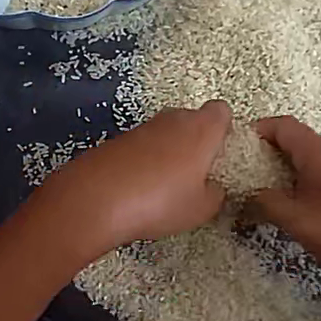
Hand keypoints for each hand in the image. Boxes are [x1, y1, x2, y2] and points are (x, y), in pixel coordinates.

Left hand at [31, 101, 231, 256]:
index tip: (220, 155)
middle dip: (196, 141)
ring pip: (166, 132)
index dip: (224, 129)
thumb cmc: (160, 201)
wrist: (96, 198)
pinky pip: (142, 145)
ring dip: (169, 151)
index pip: (222, 111)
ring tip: (165, 186)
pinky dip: (144, 160)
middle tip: (196, 174)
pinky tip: (139, 187)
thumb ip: (216, 193)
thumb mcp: (202, 209)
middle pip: (192, 119)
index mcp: (201, 129)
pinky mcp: (117, 139)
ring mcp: (142, 127)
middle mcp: (173, 119)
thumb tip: (212, 187)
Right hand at [249, 115, 320, 298]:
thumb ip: (268, 204)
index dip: (255, 131)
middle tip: (236, 178)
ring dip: (279, 175)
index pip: (282, 125)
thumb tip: (245, 195)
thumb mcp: (301, 222)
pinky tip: (290, 212)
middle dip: (262, 156)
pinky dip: (298, 188)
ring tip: (256, 197)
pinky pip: (318, 180)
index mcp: (320, 154)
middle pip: (292, 143)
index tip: (231, 151)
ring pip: (305, 164)